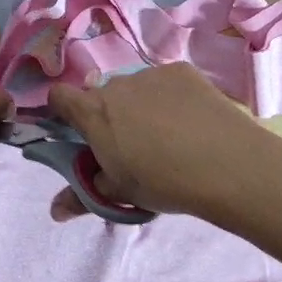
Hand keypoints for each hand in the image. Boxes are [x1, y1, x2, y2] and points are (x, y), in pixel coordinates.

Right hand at [46, 62, 281, 221]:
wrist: (226, 162)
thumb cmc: (163, 181)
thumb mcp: (120, 193)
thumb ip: (83, 196)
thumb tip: (56, 211)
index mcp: (94, 113)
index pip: (59, 97)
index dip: (62, 112)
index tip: (77, 132)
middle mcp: (117, 85)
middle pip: (101, 94)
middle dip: (108, 115)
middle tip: (130, 145)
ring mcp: (151, 74)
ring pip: (135, 87)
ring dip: (139, 104)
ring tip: (167, 134)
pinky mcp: (182, 70)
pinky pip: (165, 82)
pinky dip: (170, 96)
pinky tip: (190, 120)